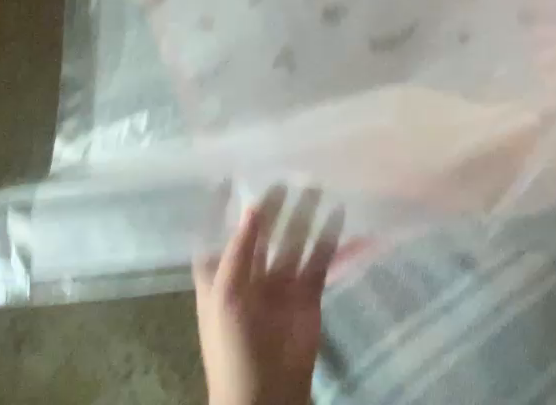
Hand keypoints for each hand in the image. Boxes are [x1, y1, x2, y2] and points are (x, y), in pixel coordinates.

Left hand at [195, 187, 343, 404]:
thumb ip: (239, 252)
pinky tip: (338, 215)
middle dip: (272, 205)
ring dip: (304, 215)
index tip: (232, 175)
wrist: (265, 396)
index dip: (220, 208)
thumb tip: (252, 208)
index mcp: (219, 277)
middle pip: (261, 232)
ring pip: (293, 240)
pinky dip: (329, 237)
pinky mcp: (308, 292)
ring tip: (317, 184)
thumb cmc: (232, 348)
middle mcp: (249, 274)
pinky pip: (319, 258)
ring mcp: (280, 283)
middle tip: (287, 172)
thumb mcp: (225, 299)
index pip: (217, 234)